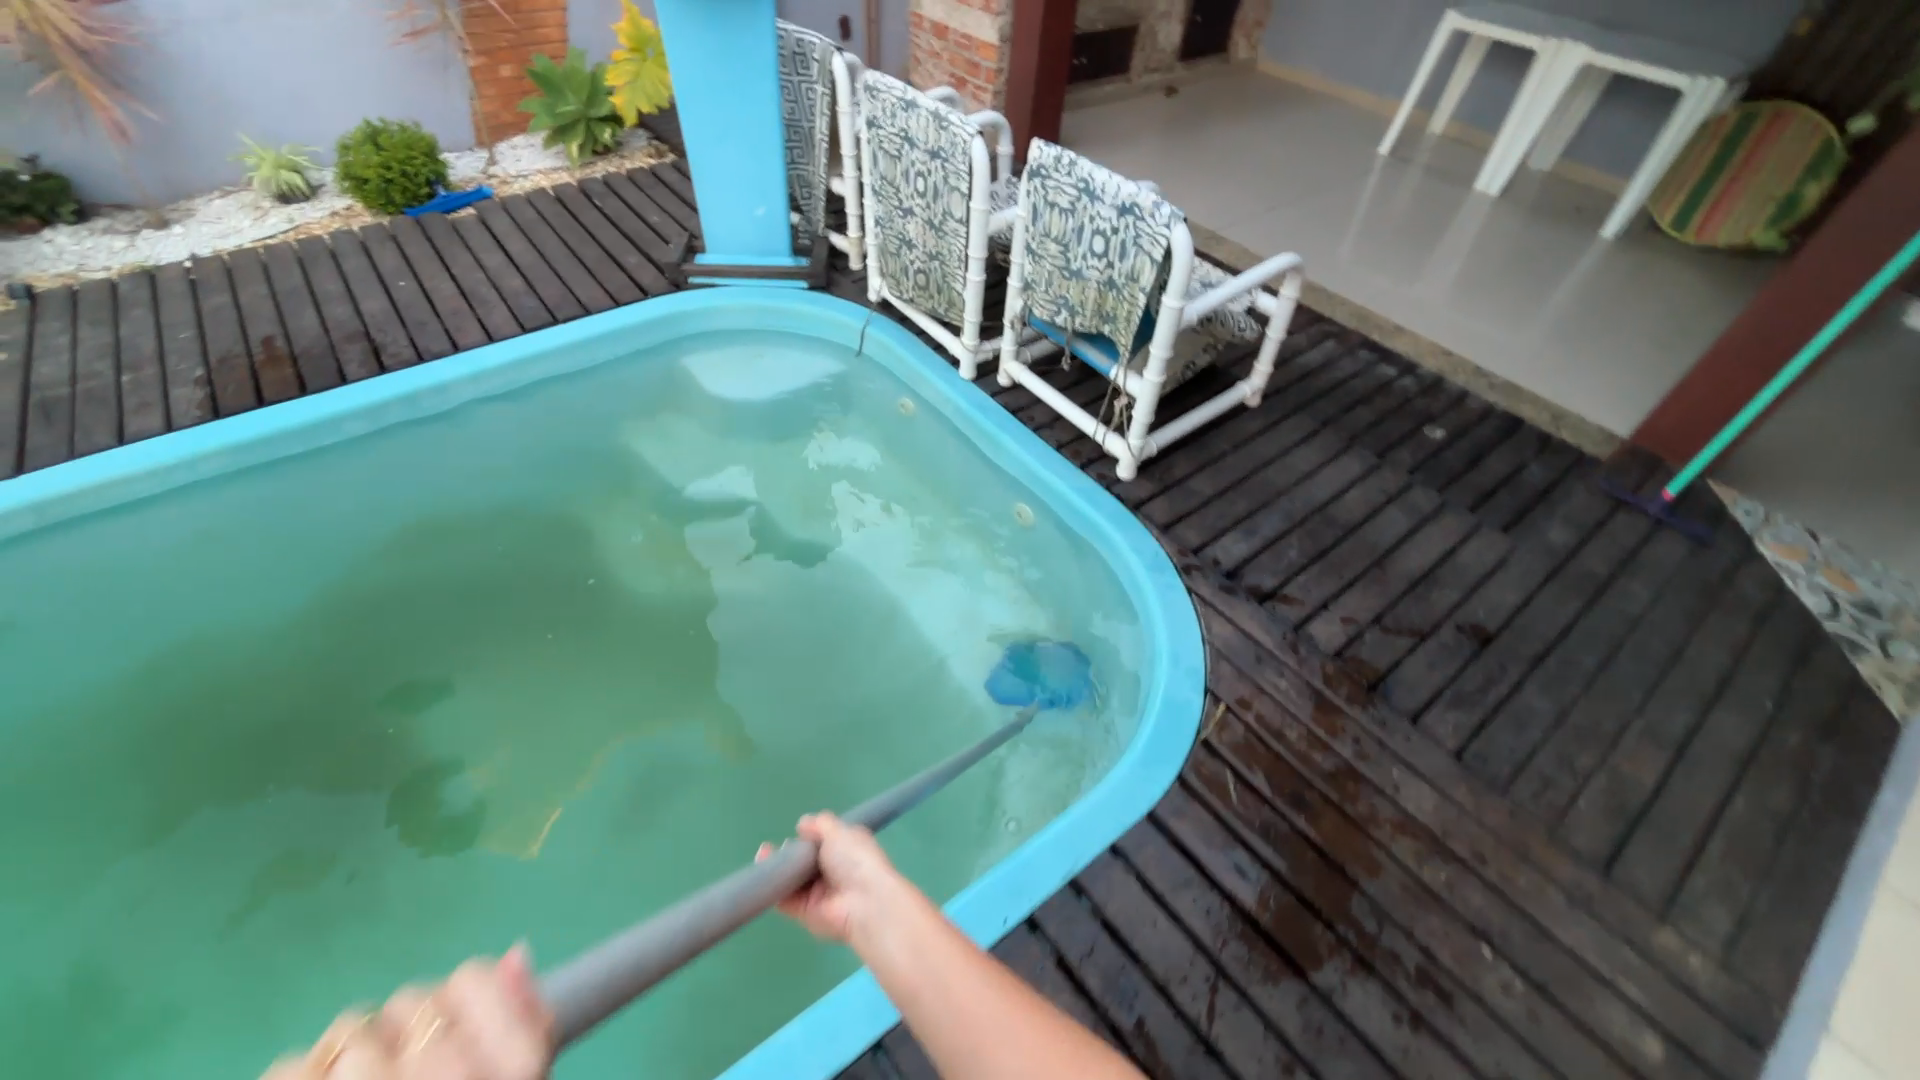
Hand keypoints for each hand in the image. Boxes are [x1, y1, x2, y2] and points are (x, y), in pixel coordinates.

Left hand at [262, 946, 553, 1079]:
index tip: (459, 1036)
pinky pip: (288, 1066)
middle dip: (406, 1035)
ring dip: (350, 1062)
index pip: (475, 979)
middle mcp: (445, 1073)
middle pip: (410, 1001)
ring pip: (350, 1031)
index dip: (466, 1001)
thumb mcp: (516, 1077)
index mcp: (504, 1067)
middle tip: (411, 1073)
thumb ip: (525, 1022)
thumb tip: (517, 953)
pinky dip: (300, 1079)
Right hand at [757, 812, 909, 944]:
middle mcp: (834, 872)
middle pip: (807, 862)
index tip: (799, 831)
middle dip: (791, 852)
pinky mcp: (806, 913)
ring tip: (764, 854)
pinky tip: (762, 871)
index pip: (826, 842)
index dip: (811, 837)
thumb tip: (803, 823)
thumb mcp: (840, 832)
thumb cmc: (856, 859)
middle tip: (777, 846)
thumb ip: (821, 824)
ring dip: (778, 867)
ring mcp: (820, 894)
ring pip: (793, 880)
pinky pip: (786, 900)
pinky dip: (774, 888)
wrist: (863, 901)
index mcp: (848, 851)